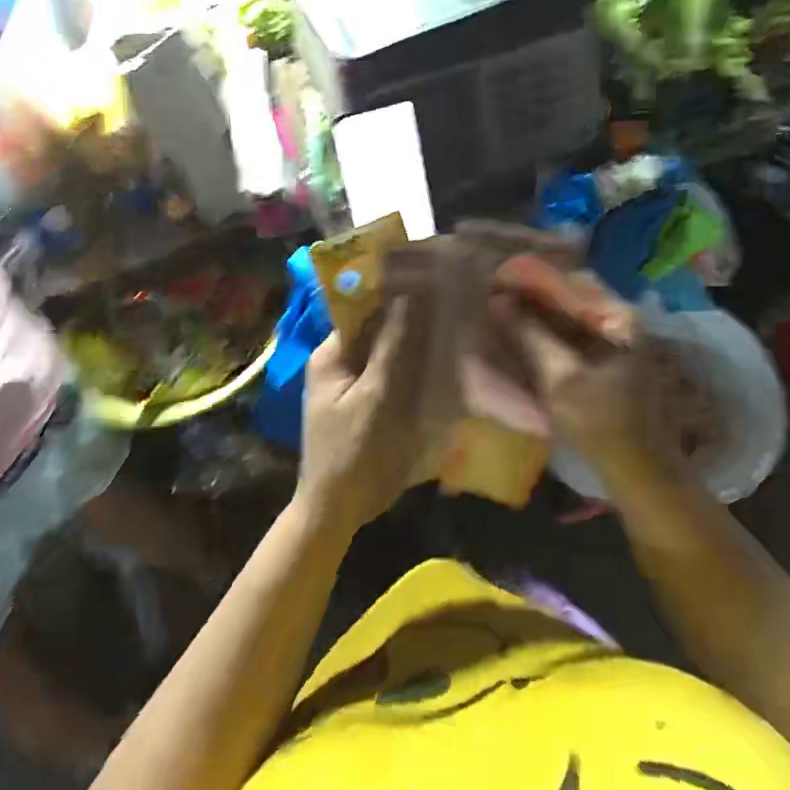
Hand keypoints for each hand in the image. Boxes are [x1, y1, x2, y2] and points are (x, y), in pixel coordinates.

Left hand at [296, 306, 442, 531]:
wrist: (337, 511)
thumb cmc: (352, 453)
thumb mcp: (376, 397)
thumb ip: (394, 346)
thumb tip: (411, 294)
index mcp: (332, 352)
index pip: (365, 306)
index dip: (398, 292)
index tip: (436, 278)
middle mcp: (341, 359)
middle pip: (380, 327)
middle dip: (413, 317)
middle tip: (454, 302)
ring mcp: (356, 381)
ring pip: (391, 350)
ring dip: (417, 342)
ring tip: (456, 326)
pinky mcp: (372, 401)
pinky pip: (395, 373)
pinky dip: (416, 368)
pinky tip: (446, 362)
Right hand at [492, 256, 708, 480]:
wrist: (638, 470)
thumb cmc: (602, 423)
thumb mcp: (560, 379)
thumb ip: (529, 337)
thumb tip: (498, 301)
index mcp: (620, 318)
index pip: (571, 281)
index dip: (533, 278)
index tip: (499, 280)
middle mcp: (622, 321)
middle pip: (571, 296)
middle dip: (533, 296)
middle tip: (494, 296)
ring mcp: (617, 340)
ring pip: (569, 316)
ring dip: (538, 314)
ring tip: (501, 312)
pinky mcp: (608, 359)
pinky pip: (573, 334)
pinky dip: (548, 333)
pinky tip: (522, 335)